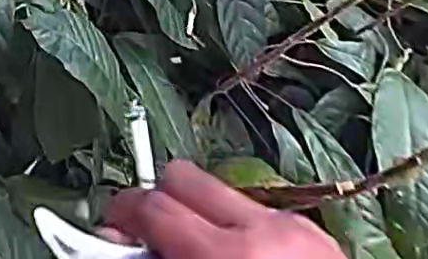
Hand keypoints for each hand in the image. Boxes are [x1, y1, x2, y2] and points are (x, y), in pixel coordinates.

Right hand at [105, 160, 344, 258]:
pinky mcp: (317, 238)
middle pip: (181, 176)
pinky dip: (237, 232)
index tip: (111, 230)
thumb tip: (126, 250)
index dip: (121, 214)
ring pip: (219, 191)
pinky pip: (257, 213)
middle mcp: (265, 230)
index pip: (153, 206)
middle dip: (156, 200)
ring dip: (197, 216)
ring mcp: (295, 230)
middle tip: (147, 239)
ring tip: (196, 258)